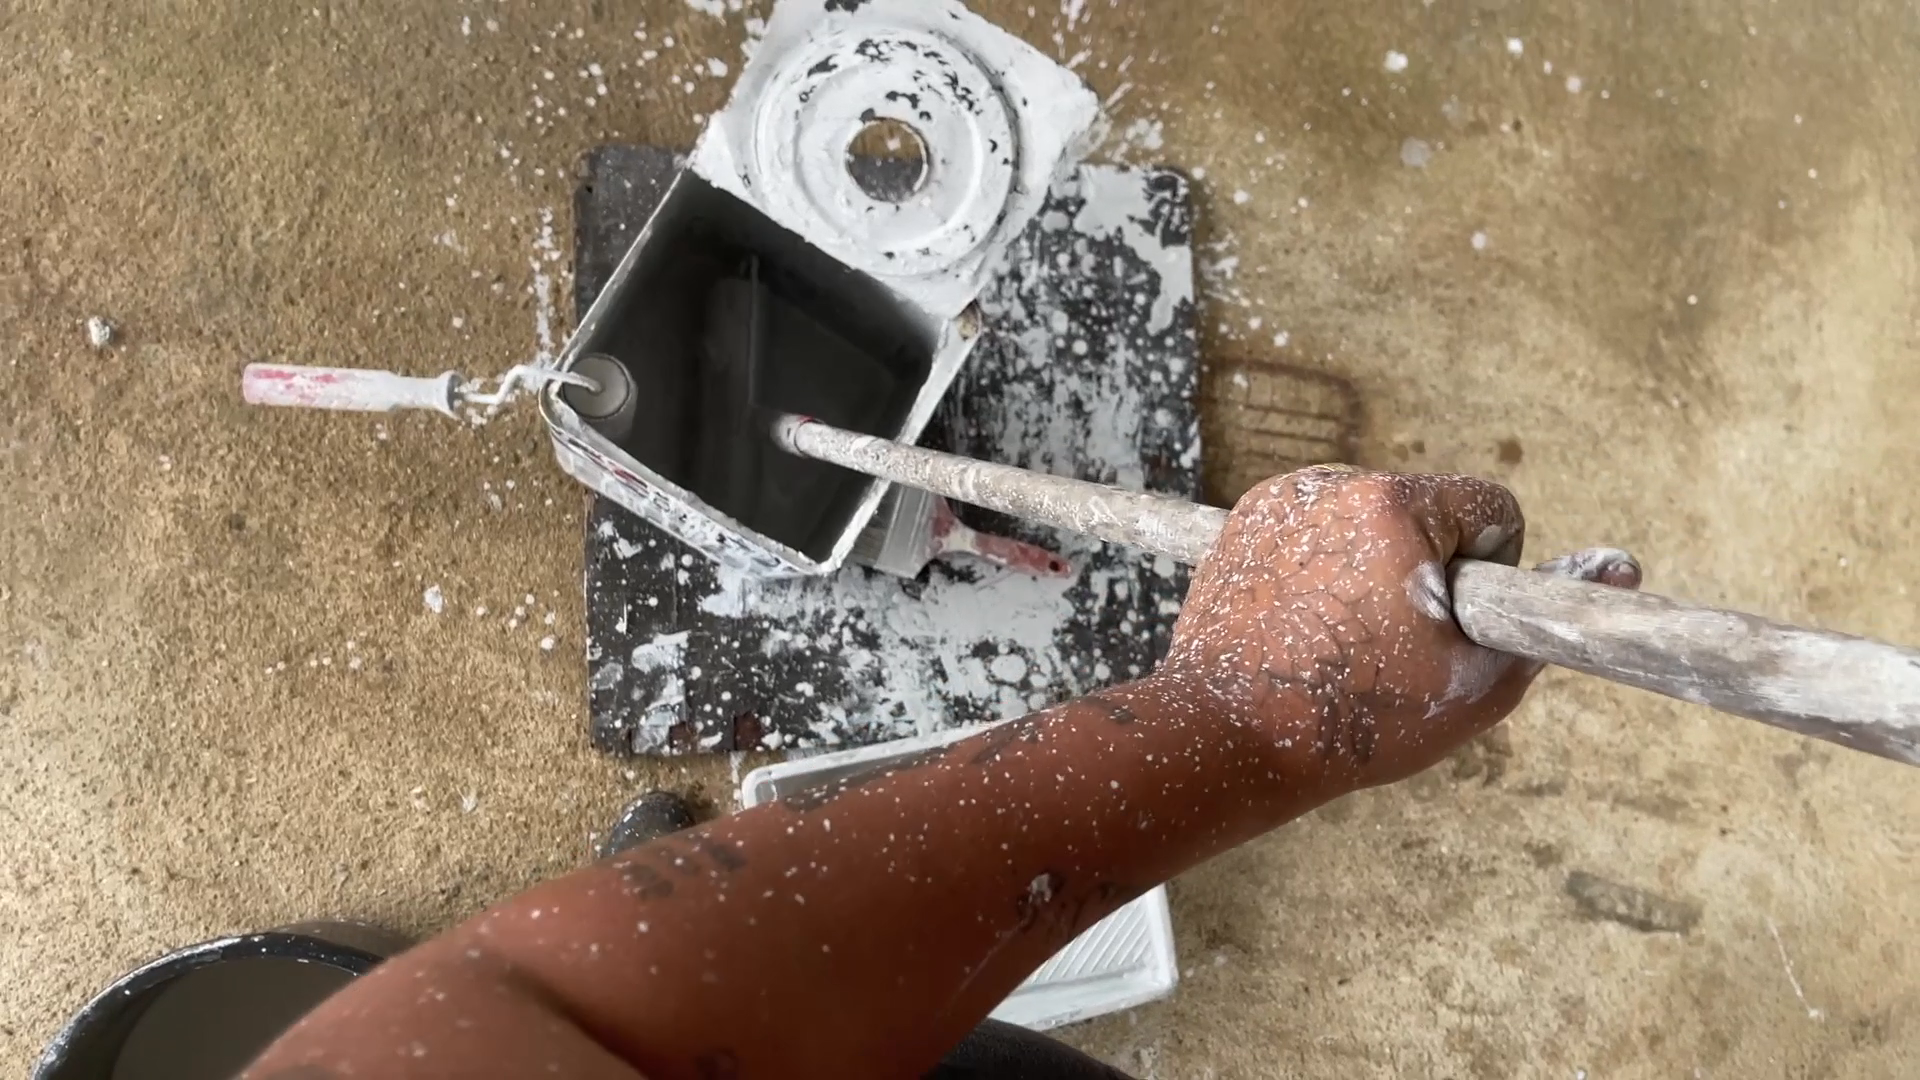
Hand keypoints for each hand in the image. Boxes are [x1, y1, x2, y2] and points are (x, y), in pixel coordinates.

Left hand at [1160, 467, 1640, 795]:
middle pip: (1417, 505)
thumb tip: (1616, 568)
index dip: (1488, 566)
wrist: (1228, 731)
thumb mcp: (1476, 681)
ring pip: (1359, 515)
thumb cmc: (1353, 716)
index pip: (1488, 505)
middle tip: (1387, 630)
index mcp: (1391, 505)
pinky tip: (1302, 613)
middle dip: (1422, 558)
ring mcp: (1273, 500)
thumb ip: (1544, 618)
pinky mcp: (1237, 523)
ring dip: (1368, 555)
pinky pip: (1307, 527)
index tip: (1447, 614)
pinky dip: (1317, 558)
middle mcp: (1326, 485)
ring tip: (1338, 629)